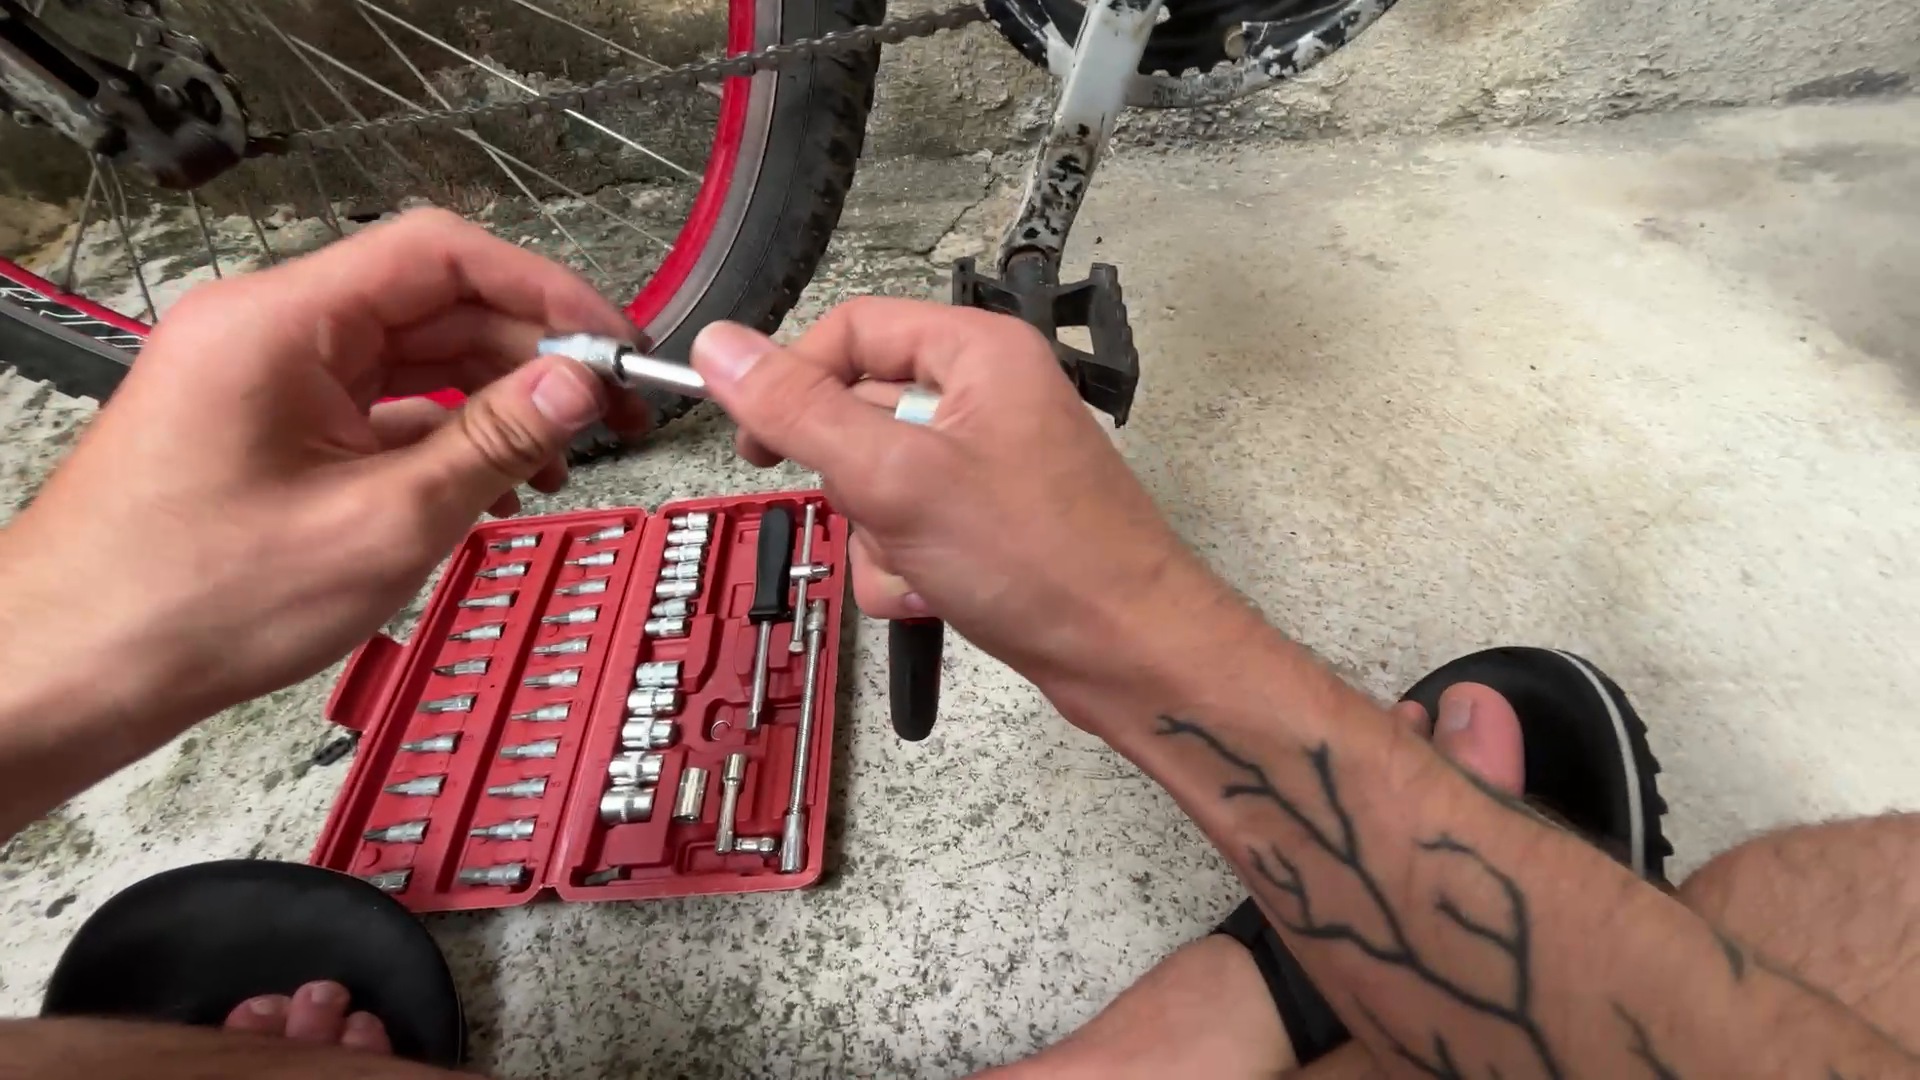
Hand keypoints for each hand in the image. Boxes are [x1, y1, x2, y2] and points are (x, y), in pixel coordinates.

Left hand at [0, 209, 642, 740]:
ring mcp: (291, 378)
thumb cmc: (214, 599)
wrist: (75, 673)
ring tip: (569, 461)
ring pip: (435, 360)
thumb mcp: (390, 517)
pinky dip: (468, 437)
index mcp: (286, 324)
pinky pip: (406, 406)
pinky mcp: (299, 423)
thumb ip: (496, 440)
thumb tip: (584, 386)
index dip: (548, 291)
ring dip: (513, 404)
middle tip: (620, 414)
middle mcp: (285, 331)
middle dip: (543, 358)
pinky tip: (506, 487)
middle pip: (448, 309)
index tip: (618, 348)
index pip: (443, 256)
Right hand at [692, 297, 1229, 715]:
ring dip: (880, 539)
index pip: (851, 333)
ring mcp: (984, 465)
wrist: (1124, 655)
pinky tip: (938, 594)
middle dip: (855, 487)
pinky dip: (905, 568)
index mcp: (976, 353)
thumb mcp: (897, 478)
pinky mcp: (983, 521)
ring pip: (877, 484)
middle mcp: (983, 399)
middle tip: (885, 517)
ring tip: (926, 565)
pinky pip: (908, 528)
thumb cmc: (1037, 558)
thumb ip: (800, 411)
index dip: (792, 380)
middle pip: (860, 415)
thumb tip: (719, 347)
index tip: (755, 442)